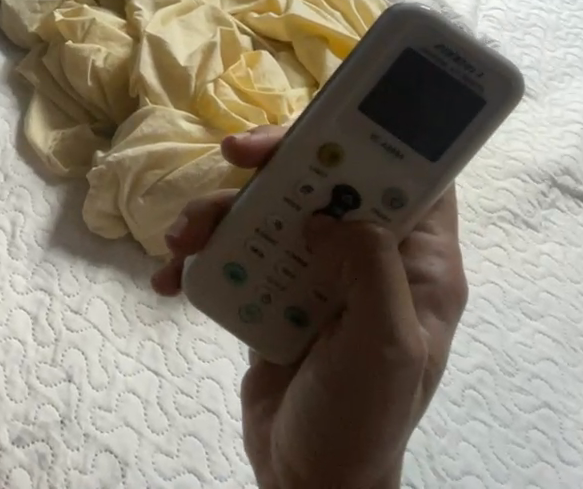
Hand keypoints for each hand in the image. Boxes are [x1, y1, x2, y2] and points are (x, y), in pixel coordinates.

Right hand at [151, 125, 468, 488]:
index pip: (405, 177)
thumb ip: (371, 269)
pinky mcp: (269, 289)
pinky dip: (196, 257)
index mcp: (413, 265)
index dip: (367, 140)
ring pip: (264, 209)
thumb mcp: (385, 348)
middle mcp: (363, 256)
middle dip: (269, 164)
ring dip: (216, 213)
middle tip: (230, 156)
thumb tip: (327, 212)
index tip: (316, 129)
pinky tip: (169, 277)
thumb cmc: (360, 418)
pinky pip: (232, 250)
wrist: (307, 481)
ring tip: (179, 240)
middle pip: (318, 179)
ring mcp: (312, 271)